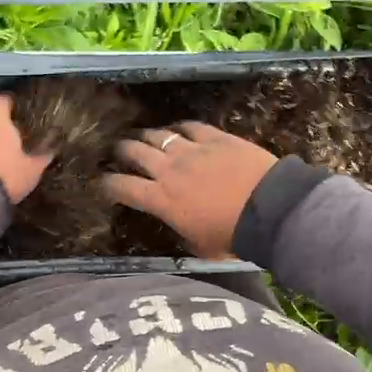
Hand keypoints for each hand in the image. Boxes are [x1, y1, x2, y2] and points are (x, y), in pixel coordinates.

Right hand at [103, 123, 278, 258]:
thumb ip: (180, 228)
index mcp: (160, 201)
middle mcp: (168, 171)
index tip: (102, 183)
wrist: (269, 210)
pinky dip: (179, 128)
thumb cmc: (232, 236)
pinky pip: (190, 127)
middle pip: (133, 152)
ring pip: (158, 135)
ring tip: (141, 136)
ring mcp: (191, 150)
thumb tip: (177, 223)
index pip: (121, 188)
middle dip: (120, 151)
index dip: (106, 184)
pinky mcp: (215, 138)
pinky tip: (177, 129)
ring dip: (145, 136)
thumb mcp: (197, 244)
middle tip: (117, 152)